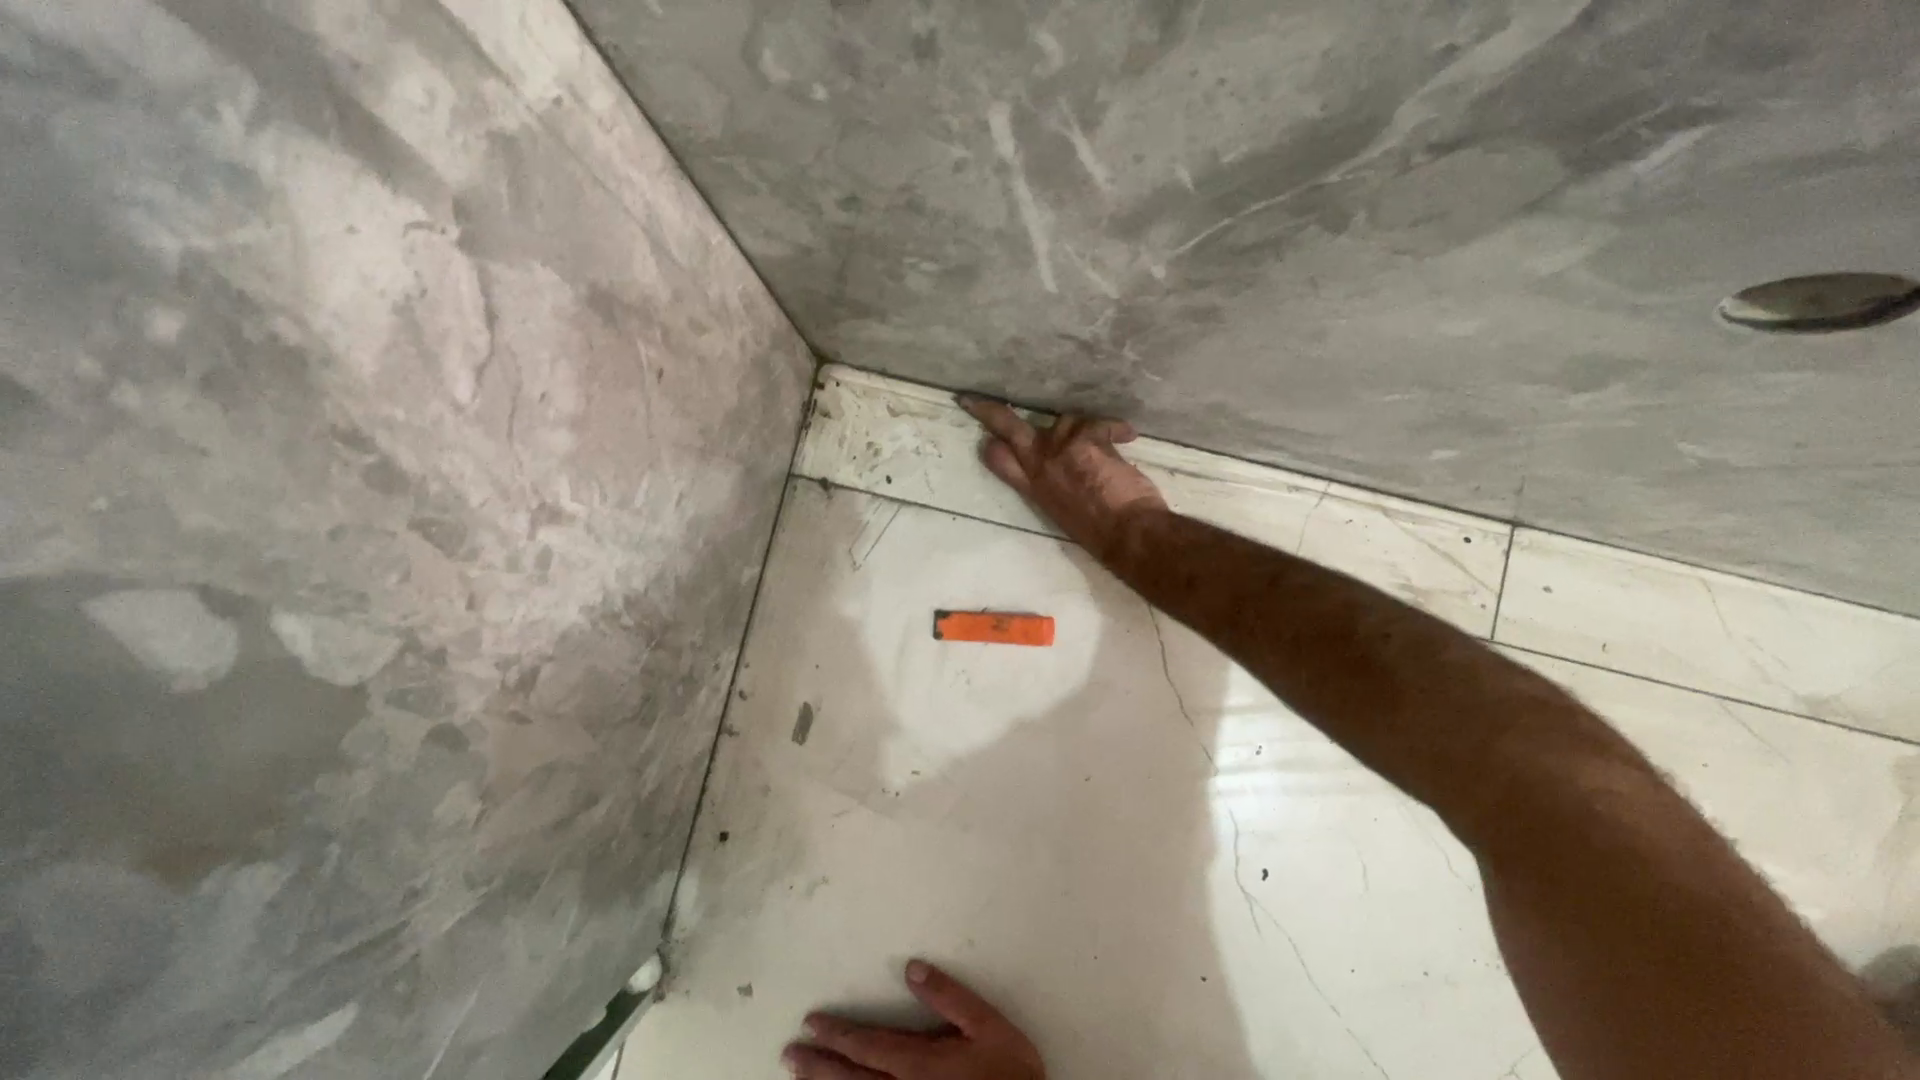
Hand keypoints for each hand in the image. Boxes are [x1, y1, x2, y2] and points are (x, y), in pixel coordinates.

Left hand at [783, 961, 1044, 1079]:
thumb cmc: (1009, 1071)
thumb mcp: (987, 1024)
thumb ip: (949, 997)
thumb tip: (912, 969)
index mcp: (919, 1064)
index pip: (868, 1046)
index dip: (838, 1034)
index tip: (812, 1023)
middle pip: (852, 1078)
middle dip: (819, 1064)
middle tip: (789, 1054)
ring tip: (800, 1074)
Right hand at [958, 395, 1167, 559]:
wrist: (1128, 534)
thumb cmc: (1101, 533)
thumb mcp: (1064, 512)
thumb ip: (1054, 488)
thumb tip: (1063, 473)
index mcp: (1033, 489)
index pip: (999, 461)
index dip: (992, 446)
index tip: (986, 437)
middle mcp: (1040, 466)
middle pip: (1008, 427)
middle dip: (989, 410)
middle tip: (975, 400)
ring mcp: (1060, 450)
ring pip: (1063, 421)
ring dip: (1082, 429)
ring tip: (1102, 444)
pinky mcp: (1086, 439)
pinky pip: (1097, 423)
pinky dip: (1115, 428)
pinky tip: (1127, 436)